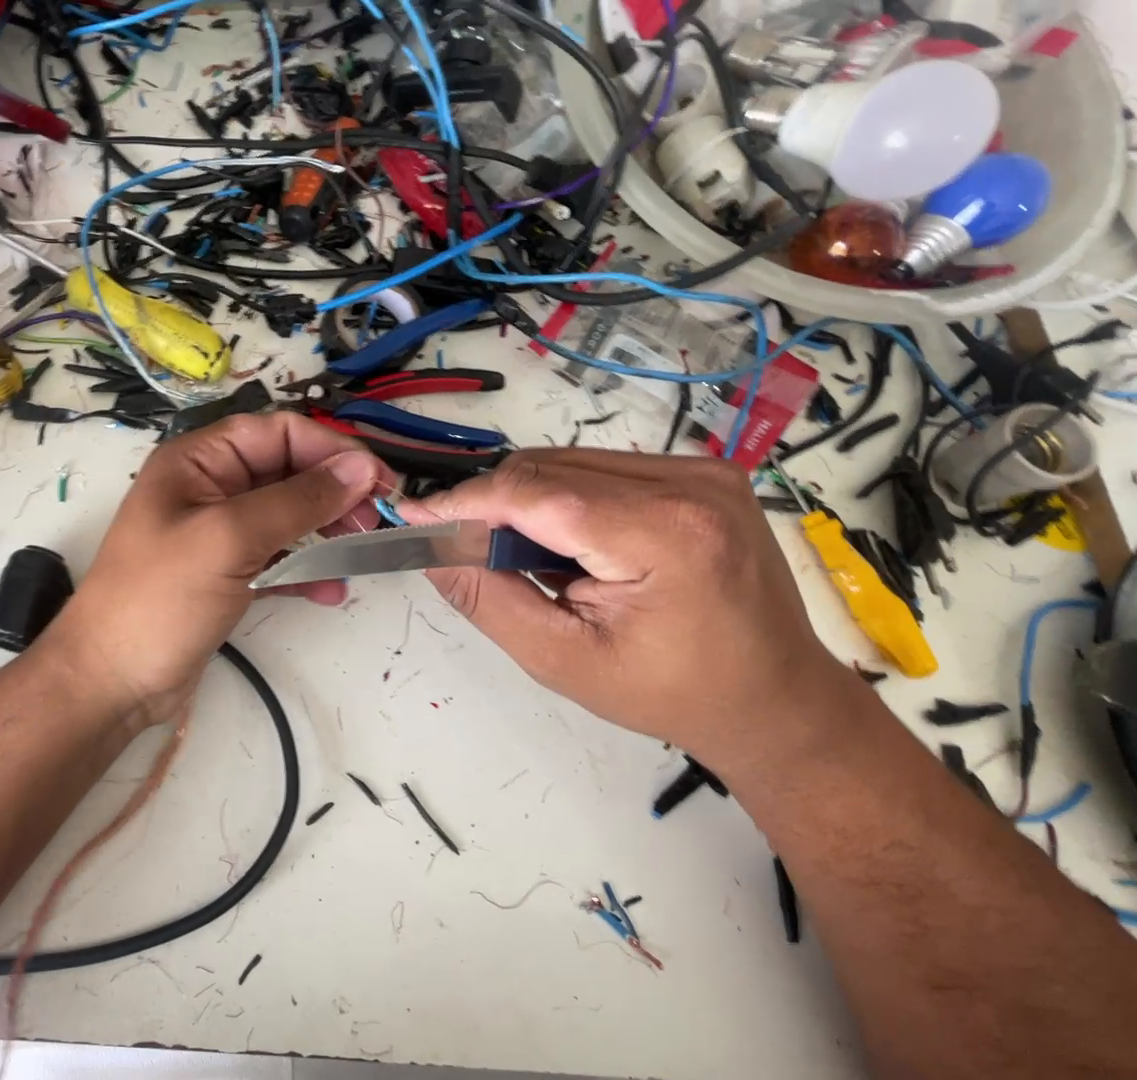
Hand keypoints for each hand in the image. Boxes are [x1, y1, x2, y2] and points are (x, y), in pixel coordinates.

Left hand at [41, 412, 392, 729]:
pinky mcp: (224, 574)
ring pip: (285, 516)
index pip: (276, 433)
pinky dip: (304, 569)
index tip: (376, 481)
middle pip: (285, 472)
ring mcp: (215, 534)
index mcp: (196, 461)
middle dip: (332, 493)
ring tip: (358, 556)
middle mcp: (206, 488)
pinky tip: (328, 591)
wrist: (112, 679)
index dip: (329, 450)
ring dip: (324, 532)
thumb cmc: (160, 599)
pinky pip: (275, 557)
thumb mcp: (229, 539)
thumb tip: (359, 466)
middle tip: (373, 523)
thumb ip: (297, 500)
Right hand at [407, 449, 856, 763]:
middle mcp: (691, 482)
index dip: (464, 501)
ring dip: (525, 502)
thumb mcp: (562, 660)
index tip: (411, 515)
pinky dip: (561, 499)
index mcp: (665, 534)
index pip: (536, 493)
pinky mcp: (702, 473)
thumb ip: (488, 600)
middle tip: (460, 550)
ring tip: (521, 559)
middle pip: (548, 468)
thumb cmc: (670, 693)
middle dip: (491, 505)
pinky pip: (600, 469)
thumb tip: (431, 551)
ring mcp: (702, 471)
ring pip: (569, 463)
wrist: (774, 699)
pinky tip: (564, 545)